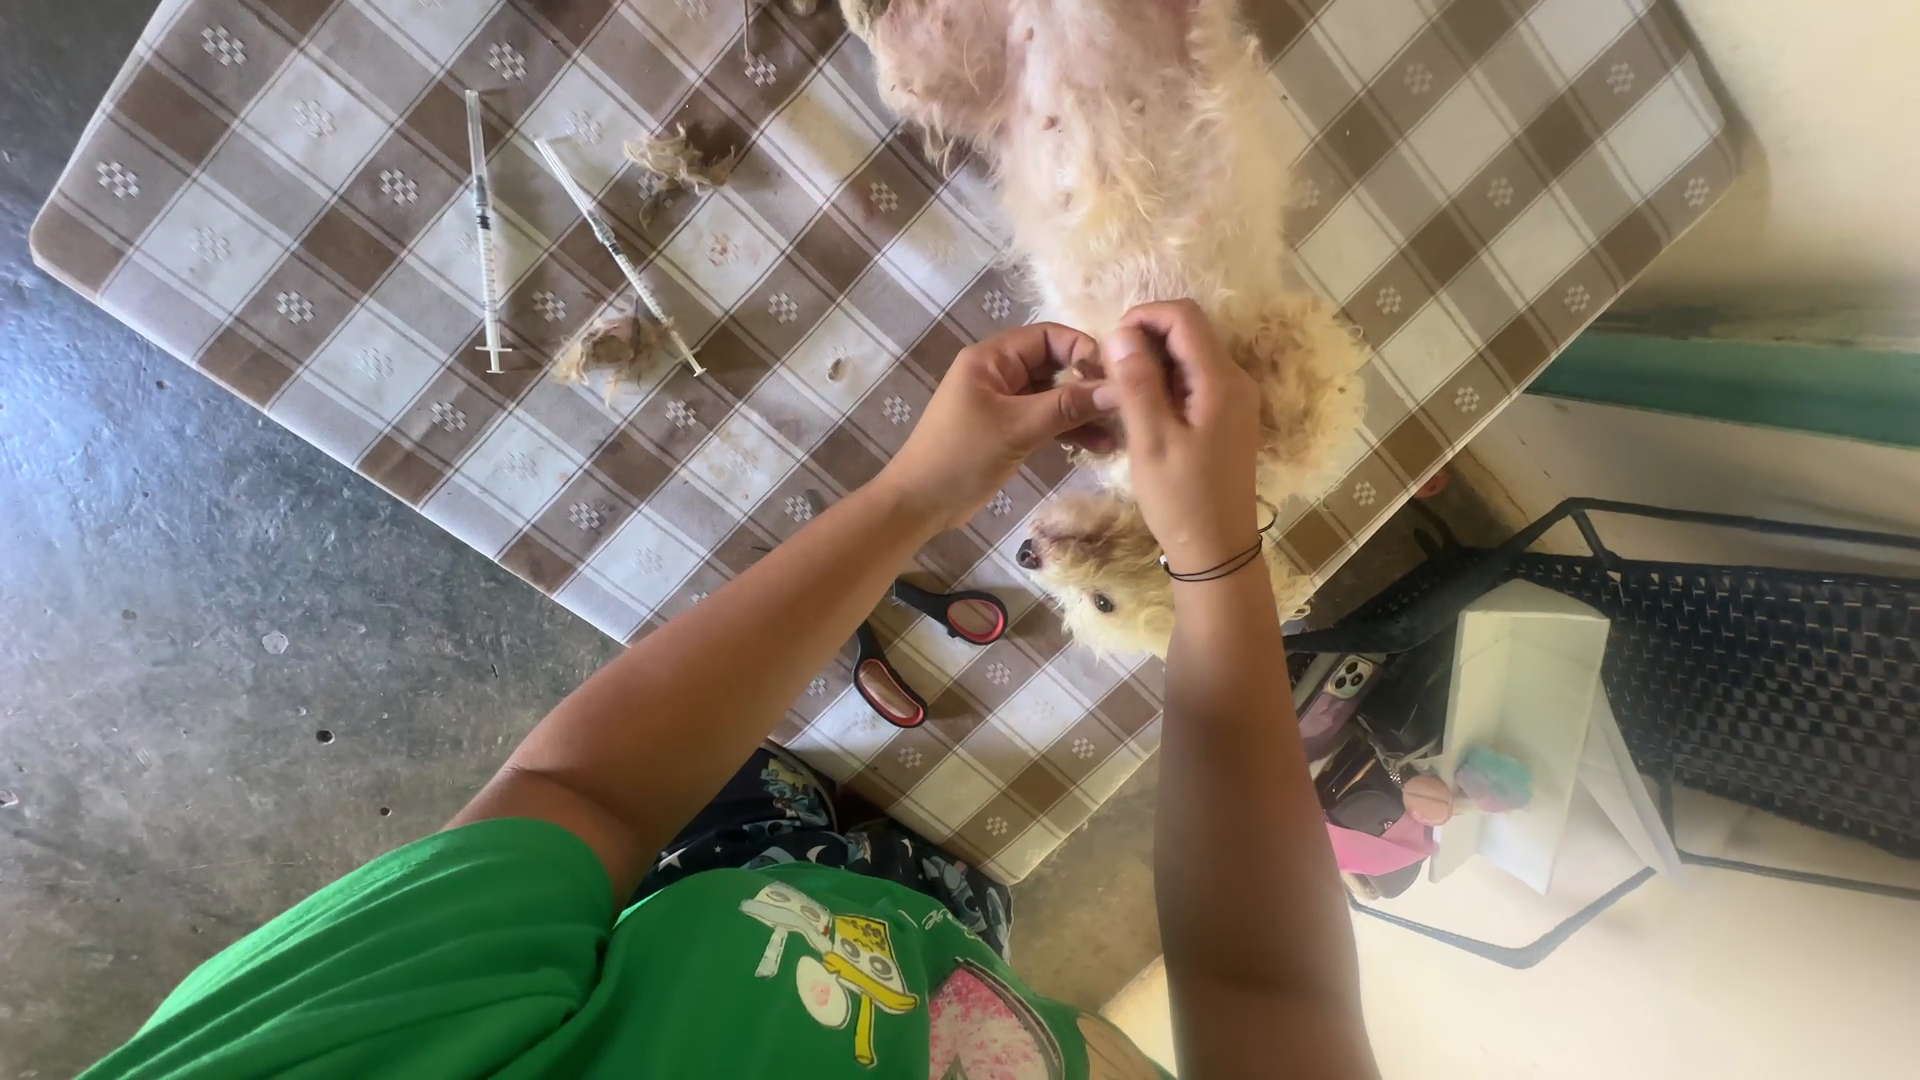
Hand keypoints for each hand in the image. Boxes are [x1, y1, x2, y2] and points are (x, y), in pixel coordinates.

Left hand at [877, 323, 1111, 529]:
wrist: (921, 503)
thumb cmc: (961, 456)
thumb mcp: (1017, 428)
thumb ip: (1067, 407)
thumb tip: (1118, 389)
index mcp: (992, 358)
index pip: (1049, 337)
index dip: (1083, 351)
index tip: (1113, 377)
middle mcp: (999, 374)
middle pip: (1055, 366)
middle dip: (1088, 385)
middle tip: (1123, 407)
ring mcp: (1004, 404)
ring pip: (1054, 397)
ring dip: (1083, 413)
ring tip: (1117, 433)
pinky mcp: (1009, 430)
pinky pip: (1046, 421)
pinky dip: (1069, 431)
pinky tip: (1098, 446)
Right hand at [1092, 300, 1261, 571]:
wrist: (1217, 549)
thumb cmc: (1181, 499)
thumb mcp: (1150, 441)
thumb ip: (1136, 384)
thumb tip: (1121, 333)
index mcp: (1220, 381)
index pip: (1183, 316)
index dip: (1143, 317)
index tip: (1109, 346)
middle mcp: (1235, 381)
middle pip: (1189, 332)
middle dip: (1145, 339)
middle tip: (1107, 372)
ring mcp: (1234, 399)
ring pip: (1190, 357)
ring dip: (1153, 362)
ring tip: (1118, 392)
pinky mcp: (1227, 417)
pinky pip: (1195, 381)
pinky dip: (1165, 383)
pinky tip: (1142, 409)